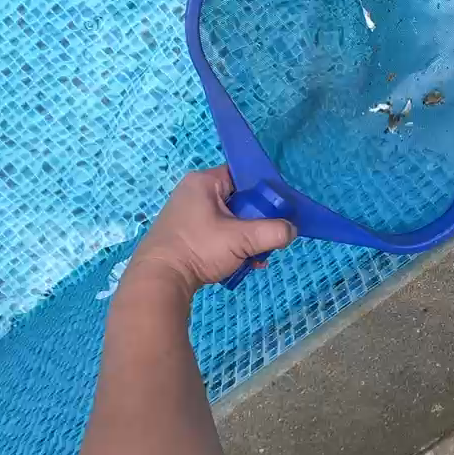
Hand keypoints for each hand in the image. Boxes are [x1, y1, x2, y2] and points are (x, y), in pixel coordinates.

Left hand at [125, 167, 295, 294]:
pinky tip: (245, 263)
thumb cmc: (199, 248)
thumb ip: (273, 232)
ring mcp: (190, 215)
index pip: (242, 175)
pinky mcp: (189, 234)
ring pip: (232, 220)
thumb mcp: (241, 239)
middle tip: (269, 237)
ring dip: (248, 238)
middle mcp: (195, 193)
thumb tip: (292, 230)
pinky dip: (234, 246)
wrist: (161, 279)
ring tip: (258, 256)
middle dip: (258, 221)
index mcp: (204, 182)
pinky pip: (220, 234)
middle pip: (240, 200)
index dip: (264, 190)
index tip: (279, 208)